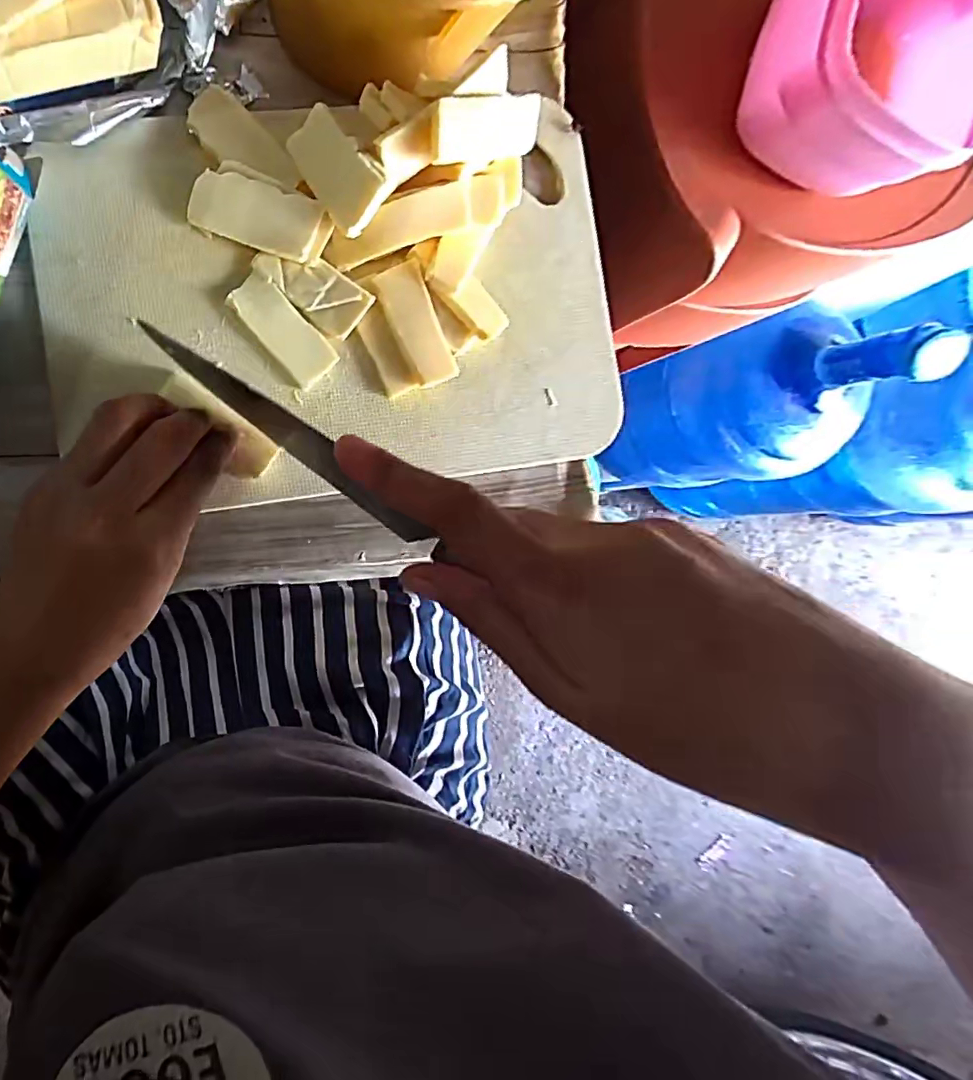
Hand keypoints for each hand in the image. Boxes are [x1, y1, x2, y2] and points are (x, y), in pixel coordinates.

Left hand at [0, 395, 232, 697]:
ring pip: (115, 418)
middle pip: (160, 435)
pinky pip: (86, 443)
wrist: (30, 643)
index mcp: (146, 546)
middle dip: (192, 419)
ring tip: (167, 418)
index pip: (192, 474)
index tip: (227, 435)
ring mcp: (64, 491)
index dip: (217, 447)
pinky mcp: (40, 486)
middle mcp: (104, 509)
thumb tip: (195, 468)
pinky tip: (128, 449)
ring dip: (151, 409)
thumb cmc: (104, 627)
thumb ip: (177, 521)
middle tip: (203, 421)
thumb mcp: (159, 580)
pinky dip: (116, 436)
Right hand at [336, 436, 972, 870]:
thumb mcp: (570, 693)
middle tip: (495, 625)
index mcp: (562, 580)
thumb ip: (489, 622)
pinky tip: (626, 633)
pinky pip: (597, 547)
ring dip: (532, 576)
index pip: (456, 514)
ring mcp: (653, 534)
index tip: (348, 449)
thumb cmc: (701, 735)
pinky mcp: (688, 543)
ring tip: (583, 647)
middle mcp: (602, 536)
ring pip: (550, 540)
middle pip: (500, 527)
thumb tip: (420, 572)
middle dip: (474, 560)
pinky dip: (577, 577)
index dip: (397, 479)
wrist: (888, 743)